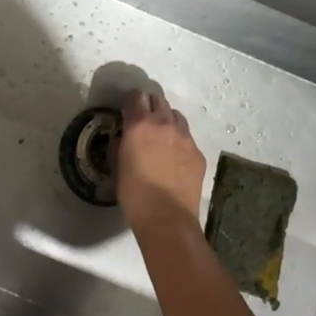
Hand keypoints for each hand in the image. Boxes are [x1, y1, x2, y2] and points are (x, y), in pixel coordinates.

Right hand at [115, 89, 206, 230]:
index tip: (126, 111)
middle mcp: (164, 124)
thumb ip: (119, 142)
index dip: (129, 101)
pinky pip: (187, 137)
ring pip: (176, 115)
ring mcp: (185, 137)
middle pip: (158, 99)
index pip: (135, 96)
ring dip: (167, 120)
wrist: (167, 218)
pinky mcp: (198, 153)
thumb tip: (123, 136)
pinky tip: (174, 158)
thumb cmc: (134, 193)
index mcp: (139, 124)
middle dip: (149, 105)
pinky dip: (179, 140)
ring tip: (162, 137)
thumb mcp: (116, 164)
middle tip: (143, 121)